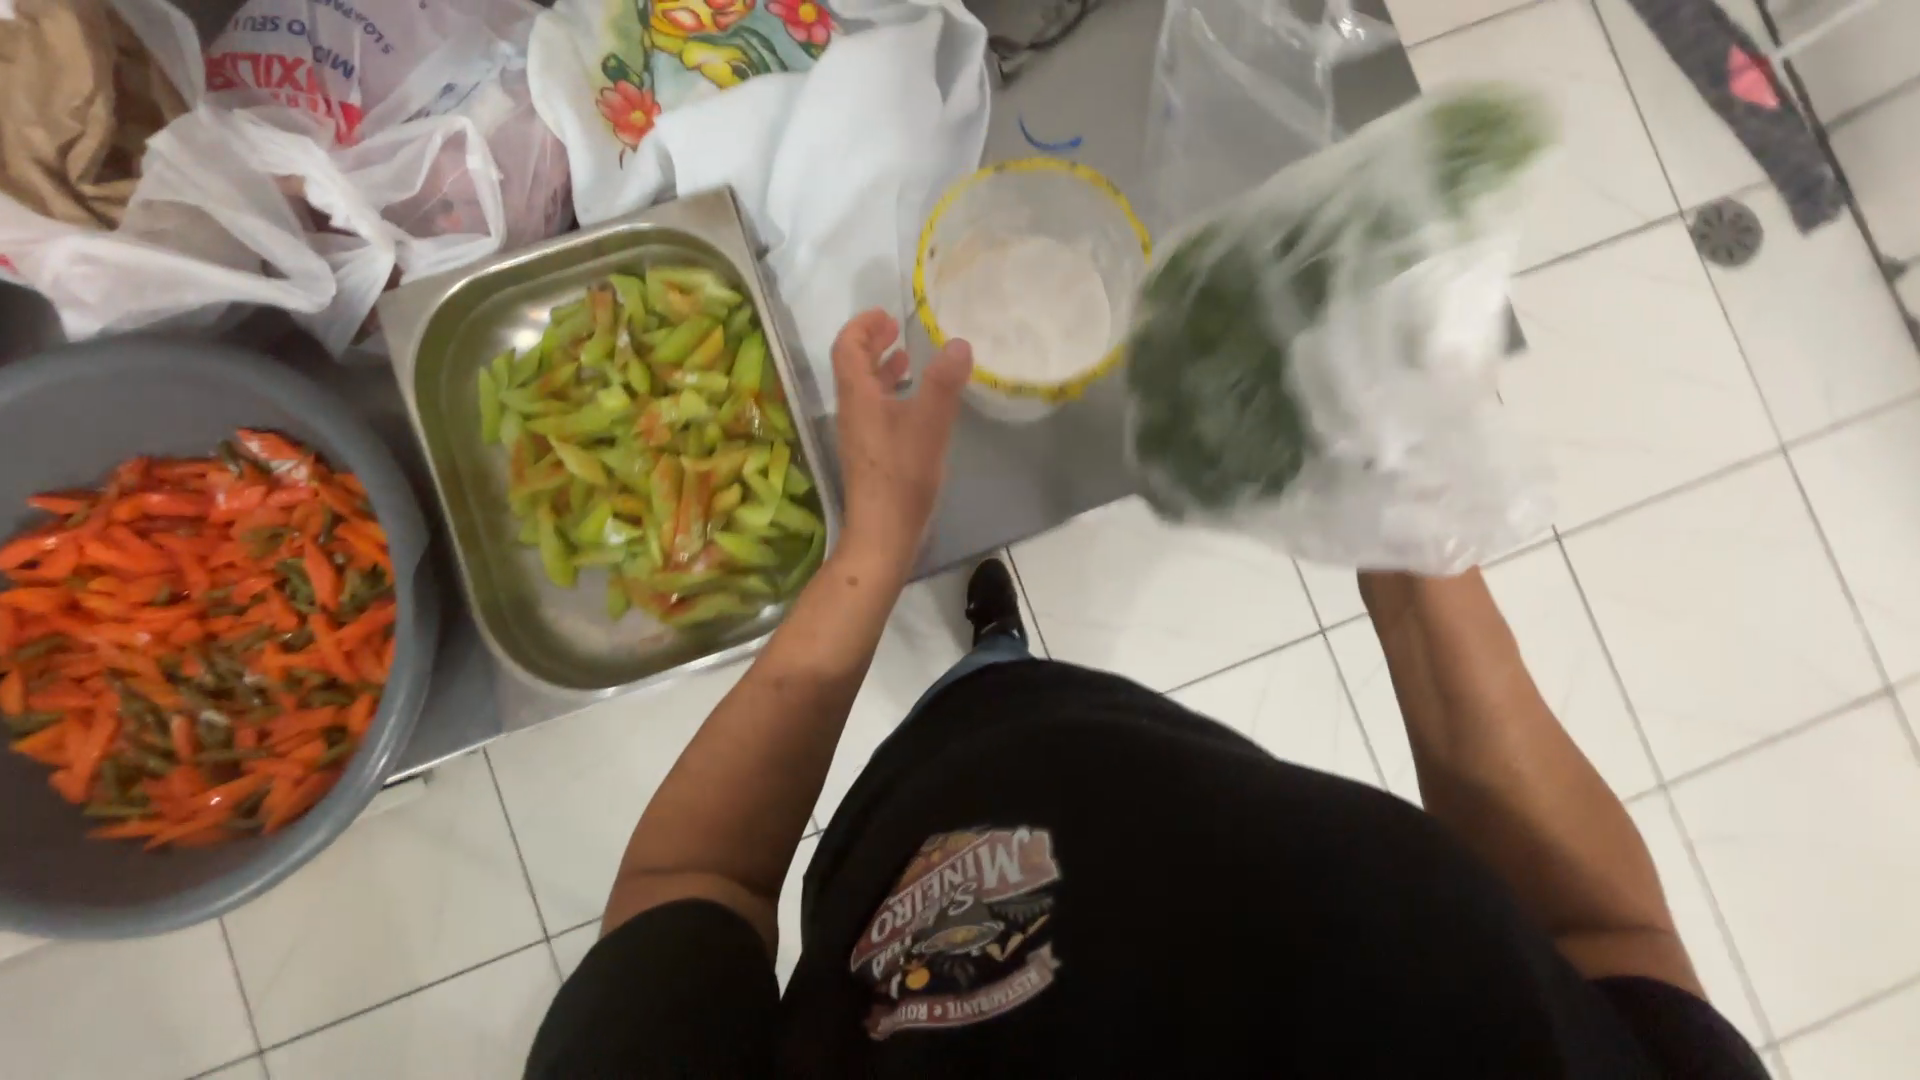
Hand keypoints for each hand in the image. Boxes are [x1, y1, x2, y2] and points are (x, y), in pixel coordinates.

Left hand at [831, 309, 971, 576]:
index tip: (886, 314)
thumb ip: (943, 383)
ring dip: (882, 370)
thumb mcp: (929, 425)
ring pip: (864, 392)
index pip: (846, 348)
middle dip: (872, 344)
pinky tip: (915, 407)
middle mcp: (852, 413)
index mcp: (858, 398)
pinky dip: (891, 396)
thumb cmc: (903, 478)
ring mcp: (859, 436)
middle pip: (853, 367)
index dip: (862, 326)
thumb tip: (958, 343)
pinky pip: (875, 412)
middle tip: (896, 329)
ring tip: (907, 359)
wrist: (883, 534)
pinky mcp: (871, 456)